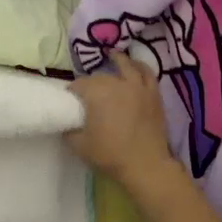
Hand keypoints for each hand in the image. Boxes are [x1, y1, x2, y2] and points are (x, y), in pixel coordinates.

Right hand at [65, 51, 179, 191]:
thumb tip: (67, 124)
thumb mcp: (79, 146)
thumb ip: (69, 131)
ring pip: (126, 66)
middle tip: (86, 93)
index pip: (79, 85)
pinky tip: (135, 66)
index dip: (72, 91)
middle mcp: (118, 84)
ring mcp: (138, 87)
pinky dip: (140, 67)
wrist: (145, 165)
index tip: (69, 100)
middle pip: (100, 76)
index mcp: (97, 94)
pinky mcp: (153, 94)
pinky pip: (147, 73)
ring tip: (111, 57)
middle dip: (91, 82)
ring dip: (117, 61)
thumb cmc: (110, 155)